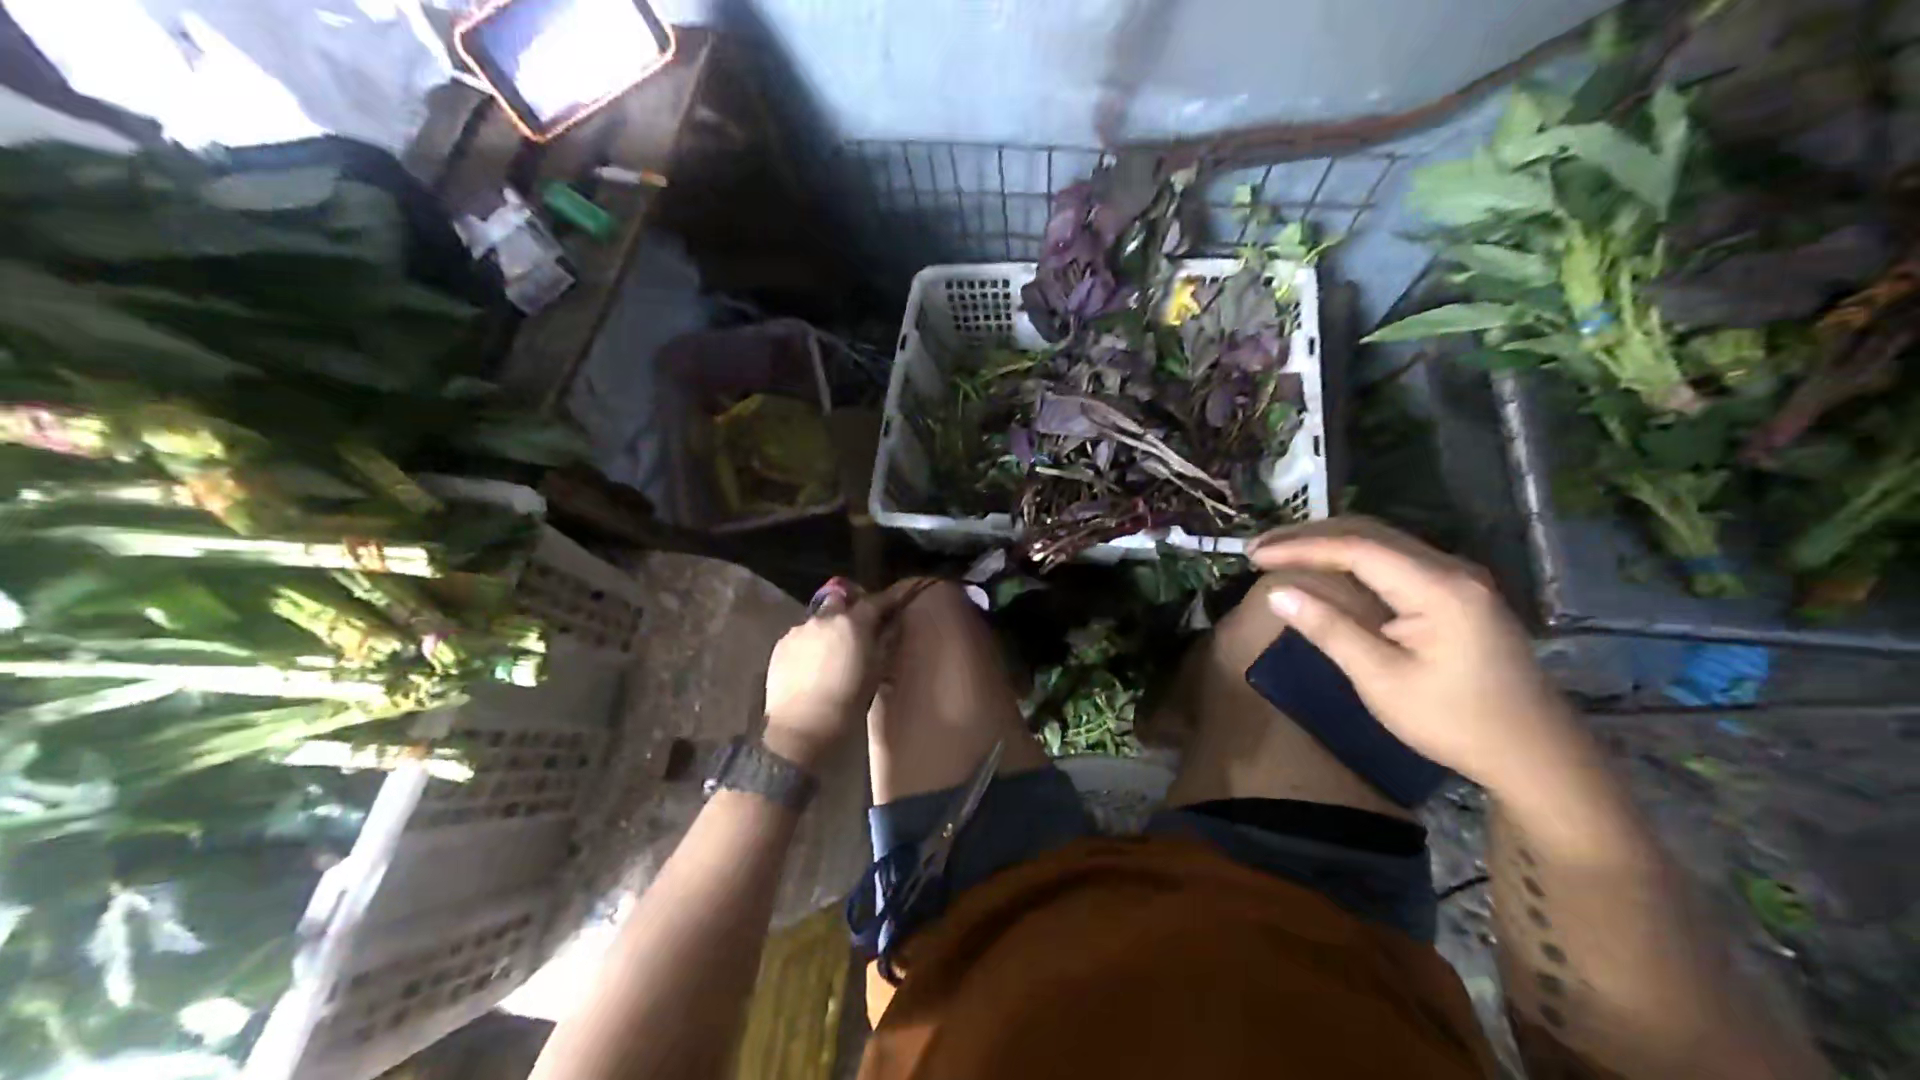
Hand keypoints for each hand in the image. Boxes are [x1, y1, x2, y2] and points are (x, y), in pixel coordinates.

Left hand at [762, 578, 886, 771]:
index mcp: (853, 623)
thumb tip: (894, 623)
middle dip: (851, 609)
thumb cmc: (848, 702)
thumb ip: (886, 641)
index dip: (890, 599)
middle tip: (859, 629)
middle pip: (842, 601)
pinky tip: (812, 666)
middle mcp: (824, 618)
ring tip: (832, 653)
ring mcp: (799, 630)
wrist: (801, 728)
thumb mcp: (877, 672)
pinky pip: (801, 636)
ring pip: (819, 619)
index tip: (899, 599)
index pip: (876, 601)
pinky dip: (810, 644)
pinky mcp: (780, 645)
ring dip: (829, 628)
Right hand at [1248, 518, 1583, 796]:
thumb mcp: (1381, 680)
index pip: (1355, 549)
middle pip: (1369, 534)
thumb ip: (1329, 629)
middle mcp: (1451, 570)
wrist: (1534, 755)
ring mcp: (1457, 579)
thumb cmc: (1454, 721)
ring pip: (1382, 543)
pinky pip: (1394, 561)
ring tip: (1280, 555)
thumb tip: (1277, 593)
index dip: (1300, 548)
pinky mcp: (1456, 593)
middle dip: (1309, 537)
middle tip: (1259, 549)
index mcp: (1438, 588)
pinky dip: (1352, 559)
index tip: (1254, 557)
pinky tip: (1325, 570)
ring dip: (1329, 544)